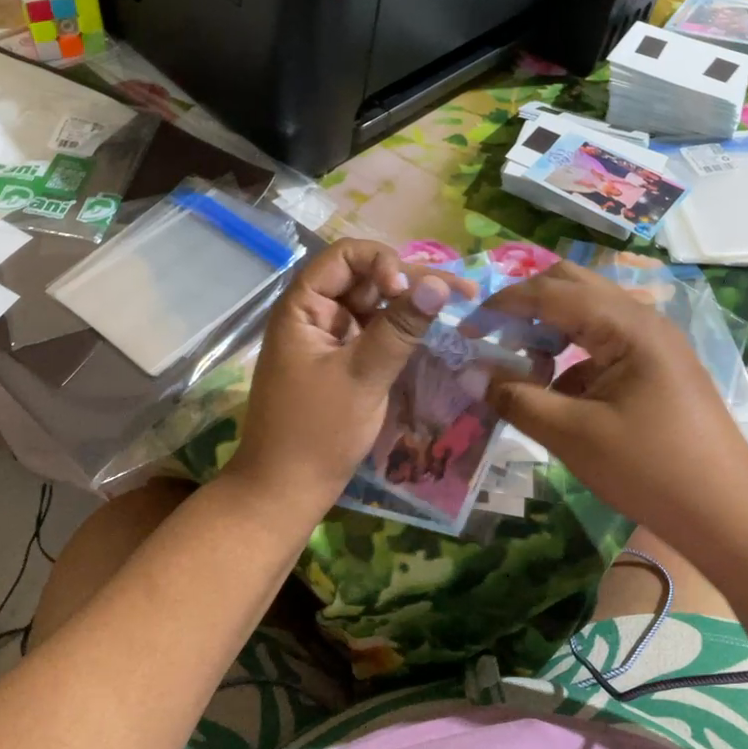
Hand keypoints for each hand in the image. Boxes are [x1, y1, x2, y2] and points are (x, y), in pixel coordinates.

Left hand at [229, 240, 473, 505]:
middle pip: (365, 277)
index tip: (406, 291)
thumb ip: (400, 328)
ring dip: (411, 304)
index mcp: (302, 307)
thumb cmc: (316, 432)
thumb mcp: (363, 376)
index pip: (345, 256)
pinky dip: (401, 329)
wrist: (284, 491)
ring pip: (374, 305)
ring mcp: (328, 338)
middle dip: (410, 281)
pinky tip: (435, 329)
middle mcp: (314, 314)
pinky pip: (374, 332)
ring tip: (462, 303)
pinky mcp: (342, 362)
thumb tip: (439, 284)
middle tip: (463, 293)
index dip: (382, 262)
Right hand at [479, 263, 747, 519]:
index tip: (465, 328)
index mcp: (627, 325)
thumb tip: (474, 375)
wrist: (727, 513)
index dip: (503, 305)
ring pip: (588, 312)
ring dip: (549, 327)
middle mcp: (642, 319)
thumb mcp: (572, 436)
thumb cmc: (650, 469)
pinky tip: (555, 391)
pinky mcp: (656, 366)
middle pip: (573, 285)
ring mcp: (653, 342)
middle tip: (490, 336)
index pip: (552, 292)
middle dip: (526, 304)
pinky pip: (603, 341)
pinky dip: (571, 354)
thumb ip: (517, 398)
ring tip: (518, 364)